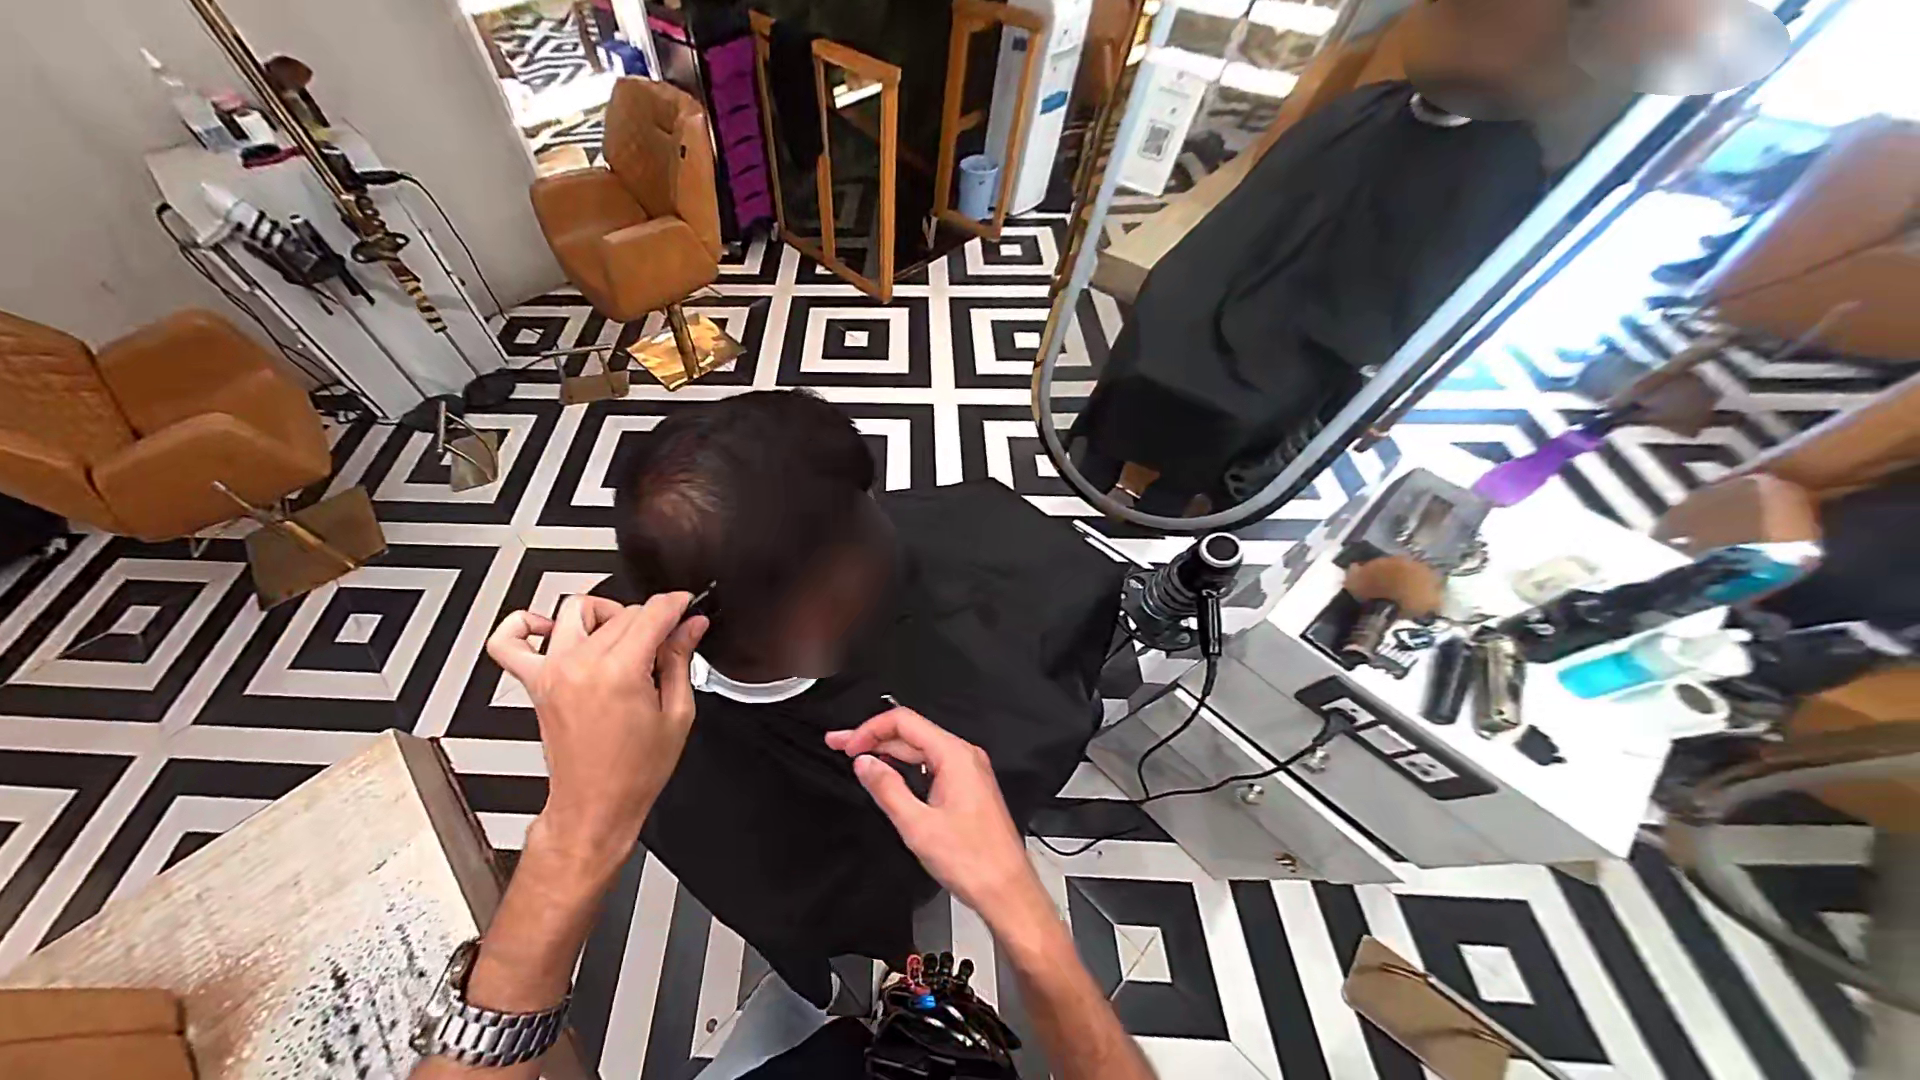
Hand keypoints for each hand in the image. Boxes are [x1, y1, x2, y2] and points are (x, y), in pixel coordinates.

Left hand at [487, 593, 706, 871]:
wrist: (596, 805)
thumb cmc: (633, 772)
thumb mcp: (677, 713)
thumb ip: (681, 660)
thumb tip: (691, 627)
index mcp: (621, 673)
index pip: (652, 612)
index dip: (678, 605)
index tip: (687, 608)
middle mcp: (582, 666)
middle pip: (623, 611)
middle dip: (652, 619)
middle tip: (669, 641)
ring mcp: (553, 672)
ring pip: (578, 610)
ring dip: (606, 614)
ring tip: (623, 635)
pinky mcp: (536, 683)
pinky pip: (508, 642)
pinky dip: (523, 625)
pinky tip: (549, 628)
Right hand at [826, 708, 1050, 931]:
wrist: (1007, 889)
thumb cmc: (974, 862)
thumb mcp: (918, 826)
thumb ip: (887, 788)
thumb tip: (864, 763)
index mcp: (955, 756)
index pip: (905, 722)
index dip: (870, 729)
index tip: (847, 744)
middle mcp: (965, 757)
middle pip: (911, 732)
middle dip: (873, 737)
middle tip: (840, 745)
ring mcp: (968, 770)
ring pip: (920, 748)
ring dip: (887, 751)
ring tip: (857, 756)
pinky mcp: (967, 786)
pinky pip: (930, 764)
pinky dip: (905, 765)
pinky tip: (888, 774)